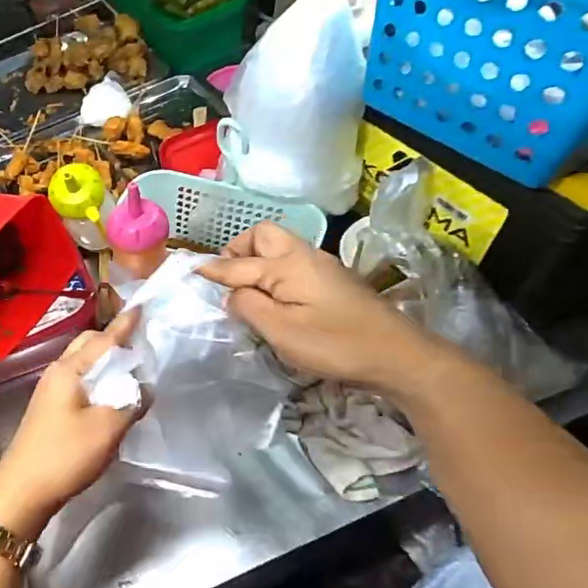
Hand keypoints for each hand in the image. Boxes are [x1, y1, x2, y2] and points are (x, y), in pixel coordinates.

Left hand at [0, 311, 142, 535]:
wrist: (23, 491)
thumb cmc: (65, 454)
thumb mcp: (108, 428)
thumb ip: (132, 402)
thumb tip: (144, 388)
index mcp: (70, 369)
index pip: (104, 339)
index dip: (125, 325)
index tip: (142, 307)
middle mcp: (58, 372)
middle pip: (90, 345)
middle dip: (115, 340)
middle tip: (141, 344)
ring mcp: (51, 390)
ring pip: (84, 364)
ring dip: (107, 362)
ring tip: (132, 370)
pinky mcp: (51, 408)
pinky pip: (80, 381)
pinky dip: (98, 380)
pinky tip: (112, 395)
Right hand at [198, 222, 455, 399]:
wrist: (395, 353)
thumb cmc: (335, 344)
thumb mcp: (282, 331)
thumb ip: (249, 307)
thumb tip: (230, 293)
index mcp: (287, 265)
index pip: (239, 264)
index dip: (213, 269)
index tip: (191, 271)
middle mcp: (303, 255)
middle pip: (263, 234)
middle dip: (238, 248)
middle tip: (225, 275)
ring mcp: (322, 265)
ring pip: (281, 244)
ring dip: (257, 256)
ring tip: (244, 285)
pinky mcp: (333, 279)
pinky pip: (294, 260)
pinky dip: (274, 267)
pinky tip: (274, 293)